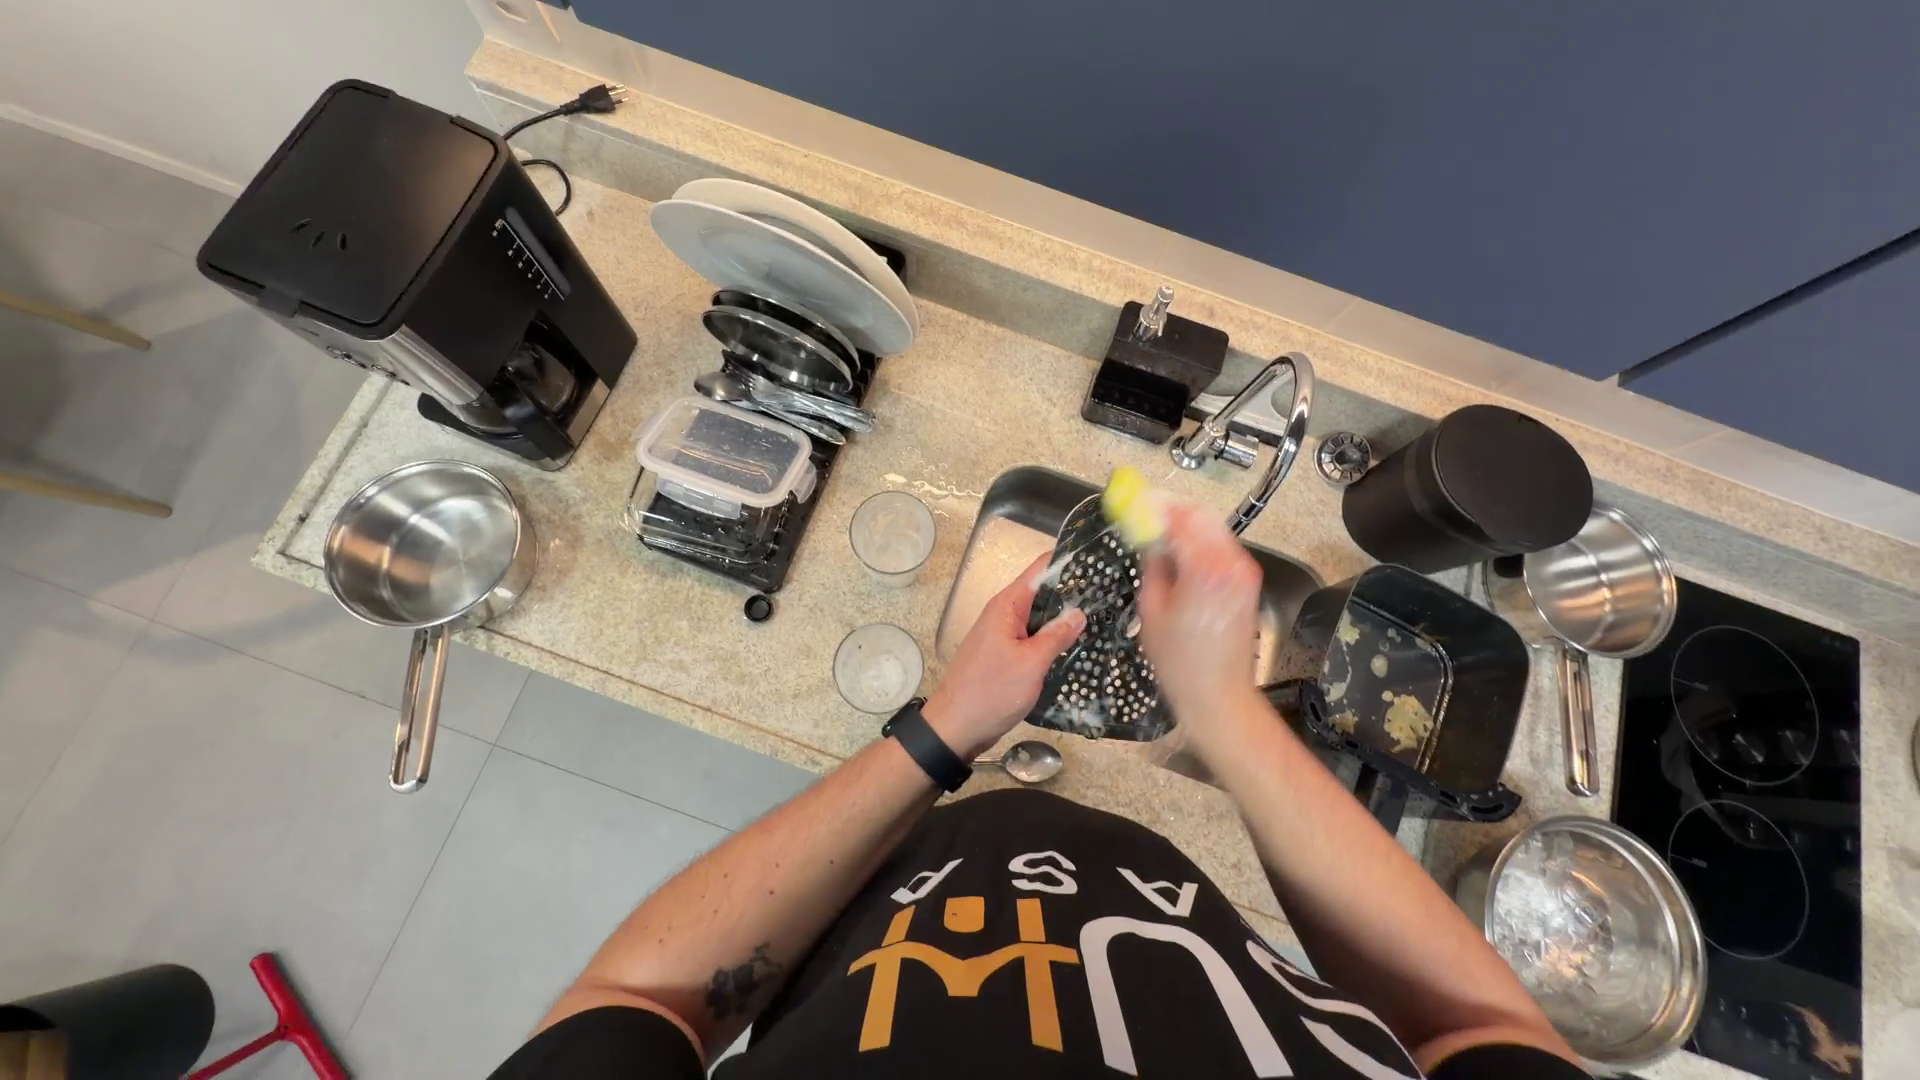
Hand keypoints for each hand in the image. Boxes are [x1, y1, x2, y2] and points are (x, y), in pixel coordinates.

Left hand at [923, 551, 1085, 757]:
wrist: (956, 727)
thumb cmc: (991, 691)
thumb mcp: (1031, 663)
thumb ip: (1056, 635)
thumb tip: (1080, 612)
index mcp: (1007, 605)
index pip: (1040, 569)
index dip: (1068, 561)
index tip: (1099, 561)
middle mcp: (1004, 613)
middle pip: (1042, 592)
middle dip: (1073, 592)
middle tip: (1112, 593)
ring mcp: (1004, 634)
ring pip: (1040, 617)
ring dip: (1065, 618)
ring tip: (1105, 615)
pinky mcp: (1006, 654)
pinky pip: (1034, 637)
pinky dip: (1053, 638)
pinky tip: (1078, 645)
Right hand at [1136, 503, 1266, 750]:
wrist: (1220, 694)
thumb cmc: (1180, 662)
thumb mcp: (1152, 610)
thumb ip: (1153, 565)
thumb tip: (1148, 537)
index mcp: (1204, 569)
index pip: (1178, 518)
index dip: (1152, 508)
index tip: (1132, 504)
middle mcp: (1231, 563)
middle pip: (1200, 516)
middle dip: (1171, 512)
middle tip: (1144, 518)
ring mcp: (1244, 571)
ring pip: (1212, 529)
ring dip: (1186, 527)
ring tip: (1158, 538)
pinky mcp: (1248, 582)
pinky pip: (1221, 548)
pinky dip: (1200, 543)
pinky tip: (1179, 557)